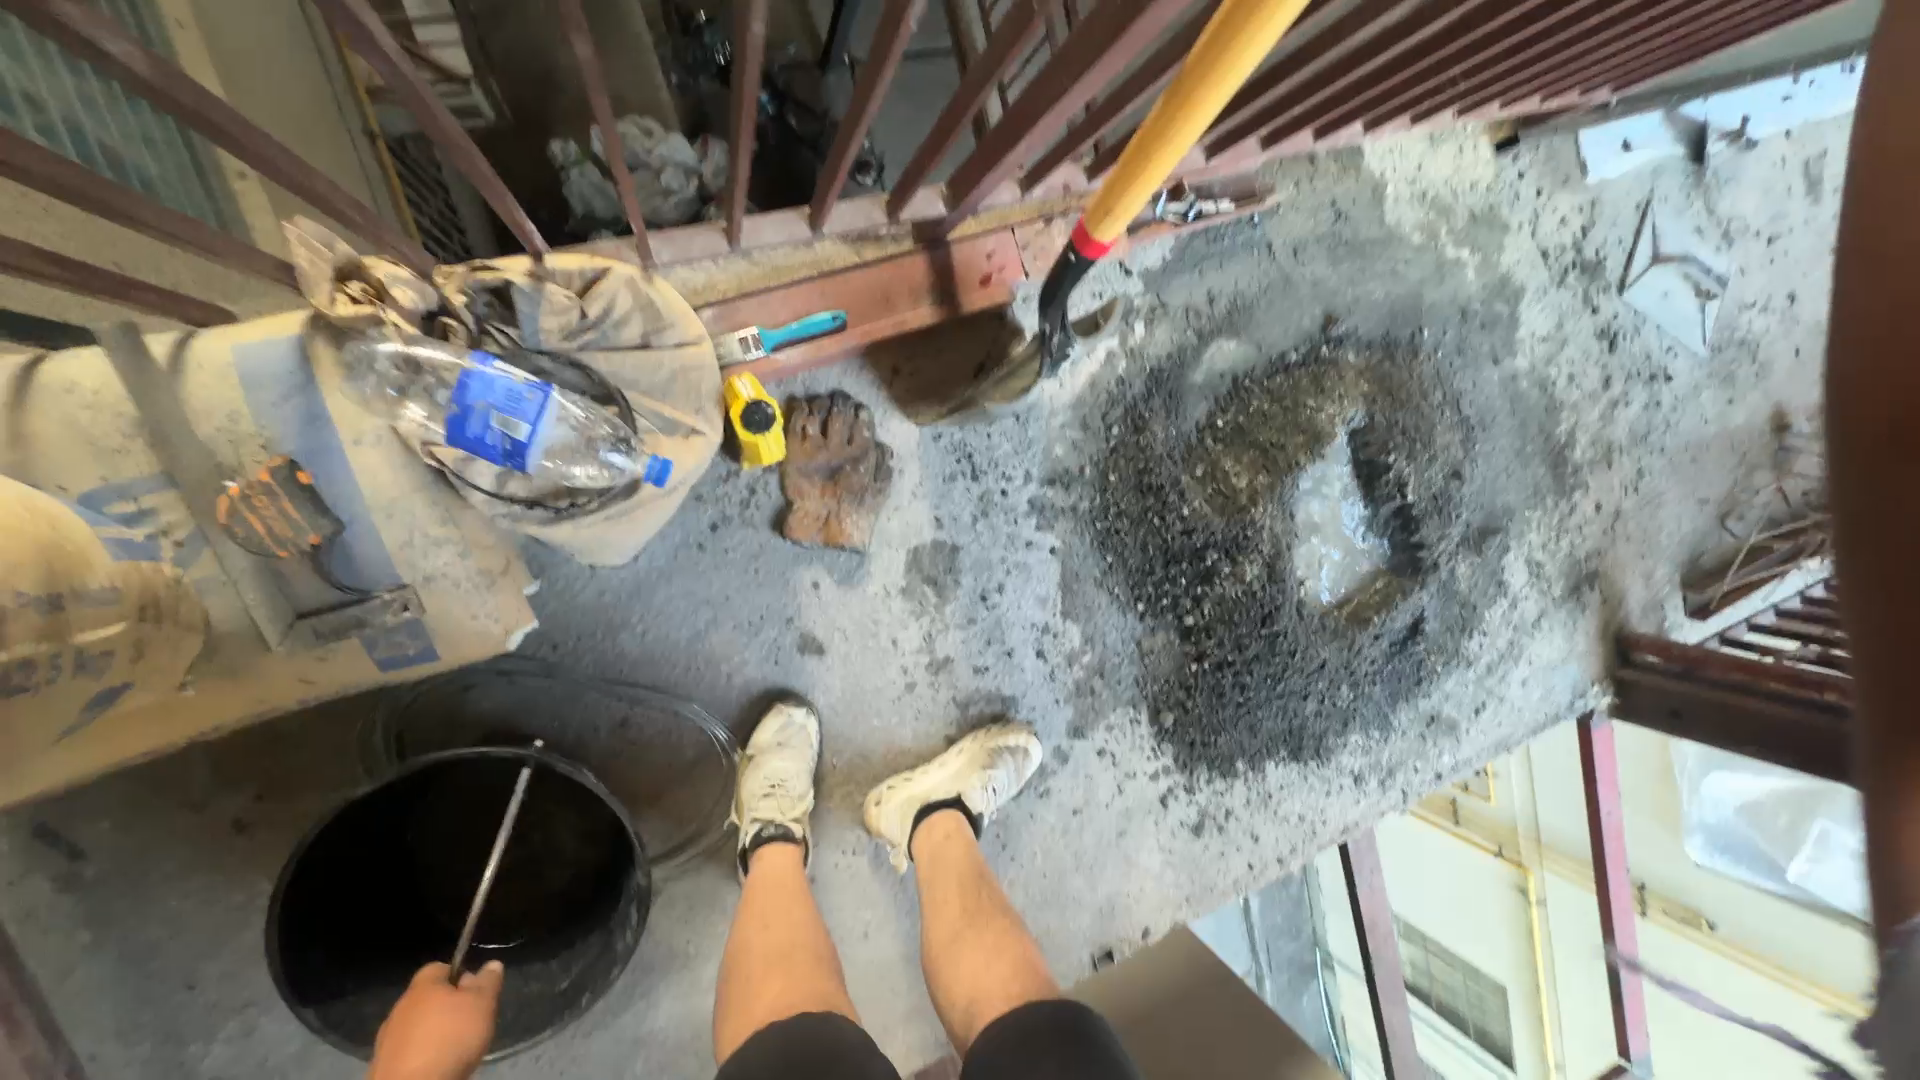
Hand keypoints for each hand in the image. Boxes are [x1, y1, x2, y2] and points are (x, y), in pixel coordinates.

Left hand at [367, 961, 502, 1079]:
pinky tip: (437, 1060)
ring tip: (455, 1043)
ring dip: (433, 1029)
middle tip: (470, 1017)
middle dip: (447, 1004)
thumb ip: (488, 982)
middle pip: (427, 997)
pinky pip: (408, 1048)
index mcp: (423, 987)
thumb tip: (491, 964)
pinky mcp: (383, 1064)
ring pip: (417, 1023)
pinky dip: (422, 1050)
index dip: (458, 973)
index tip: (474, 988)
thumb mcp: (482, 1004)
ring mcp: (388, 1038)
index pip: (438, 967)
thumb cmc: (450, 1038)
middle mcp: (400, 1007)